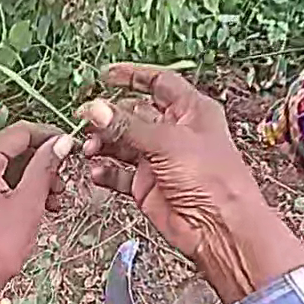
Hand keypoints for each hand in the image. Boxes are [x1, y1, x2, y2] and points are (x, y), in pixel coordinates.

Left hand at [0, 121, 71, 303]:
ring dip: (36, 178)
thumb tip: (63, 141)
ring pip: (10, 166)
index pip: (20, 133)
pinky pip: (1, 182)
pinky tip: (42, 206)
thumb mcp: (29, 202)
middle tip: (62, 183)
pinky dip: (22, 189)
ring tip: (55, 200)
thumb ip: (45, 166)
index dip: (50, 137)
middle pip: (14, 148)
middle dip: (43, 162)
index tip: (74, 147)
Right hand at [79, 64, 303, 301]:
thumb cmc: (211, 179)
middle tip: (85, 120)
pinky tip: (96, 172)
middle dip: (108, 118)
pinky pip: (118, 174)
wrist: (218, 227)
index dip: (133, 76)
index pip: (159, 83)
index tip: (105, 76)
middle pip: (132, 115)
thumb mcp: (167, 143)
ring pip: (121, 144)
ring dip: (102, 145)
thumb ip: (126, 127)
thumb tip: (93, 108)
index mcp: (190, 112)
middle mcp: (172, 133)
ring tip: (88, 150)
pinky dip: (105, 172)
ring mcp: (157, 160)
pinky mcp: (145, 186)